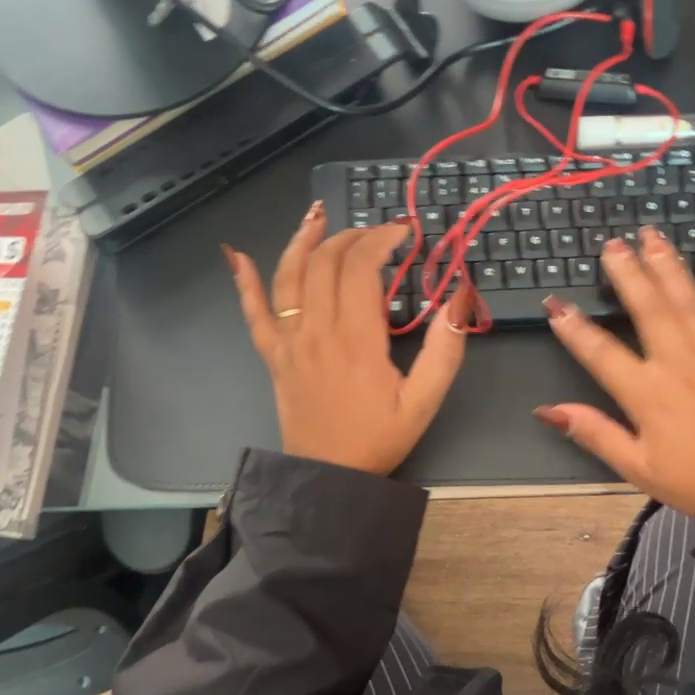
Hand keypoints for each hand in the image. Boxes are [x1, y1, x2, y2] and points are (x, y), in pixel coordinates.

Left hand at [224, 202, 474, 475]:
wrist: (330, 478)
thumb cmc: (378, 440)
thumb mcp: (424, 402)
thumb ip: (444, 350)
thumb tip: (458, 297)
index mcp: (356, 340)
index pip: (362, 267)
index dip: (381, 238)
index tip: (403, 231)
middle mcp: (317, 331)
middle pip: (325, 262)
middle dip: (351, 236)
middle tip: (375, 233)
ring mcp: (290, 342)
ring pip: (289, 276)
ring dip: (303, 240)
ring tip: (319, 217)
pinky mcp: (274, 356)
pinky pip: (254, 313)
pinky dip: (244, 282)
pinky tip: (237, 255)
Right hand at [535, 225, 694, 523]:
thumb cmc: (694, 483)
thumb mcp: (636, 467)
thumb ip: (595, 433)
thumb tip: (549, 411)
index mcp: (648, 394)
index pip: (601, 354)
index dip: (574, 329)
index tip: (555, 305)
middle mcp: (680, 365)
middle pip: (648, 309)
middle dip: (628, 274)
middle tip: (612, 244)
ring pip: (688, 301)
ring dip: (669, 266)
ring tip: (653, 236)